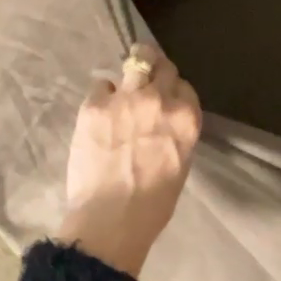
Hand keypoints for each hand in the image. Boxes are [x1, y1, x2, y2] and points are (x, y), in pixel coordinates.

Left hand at [57, 43, 202, 276]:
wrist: (110, 218)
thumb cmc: (152, 205)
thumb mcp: (180, 166)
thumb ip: (176, 135)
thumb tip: (164, 124)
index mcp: (186, 118)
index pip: (184, 87)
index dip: (174, 91)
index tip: (166, 99)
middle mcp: (159, 99)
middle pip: (161, 67)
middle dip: (154, 71)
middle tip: (145, 82)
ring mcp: (126, 98)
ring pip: (134, 62)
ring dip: (131, 68)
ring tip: (123, 82)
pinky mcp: (94, 104)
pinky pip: (100, 84)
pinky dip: (102, 95)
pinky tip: (99, 113)